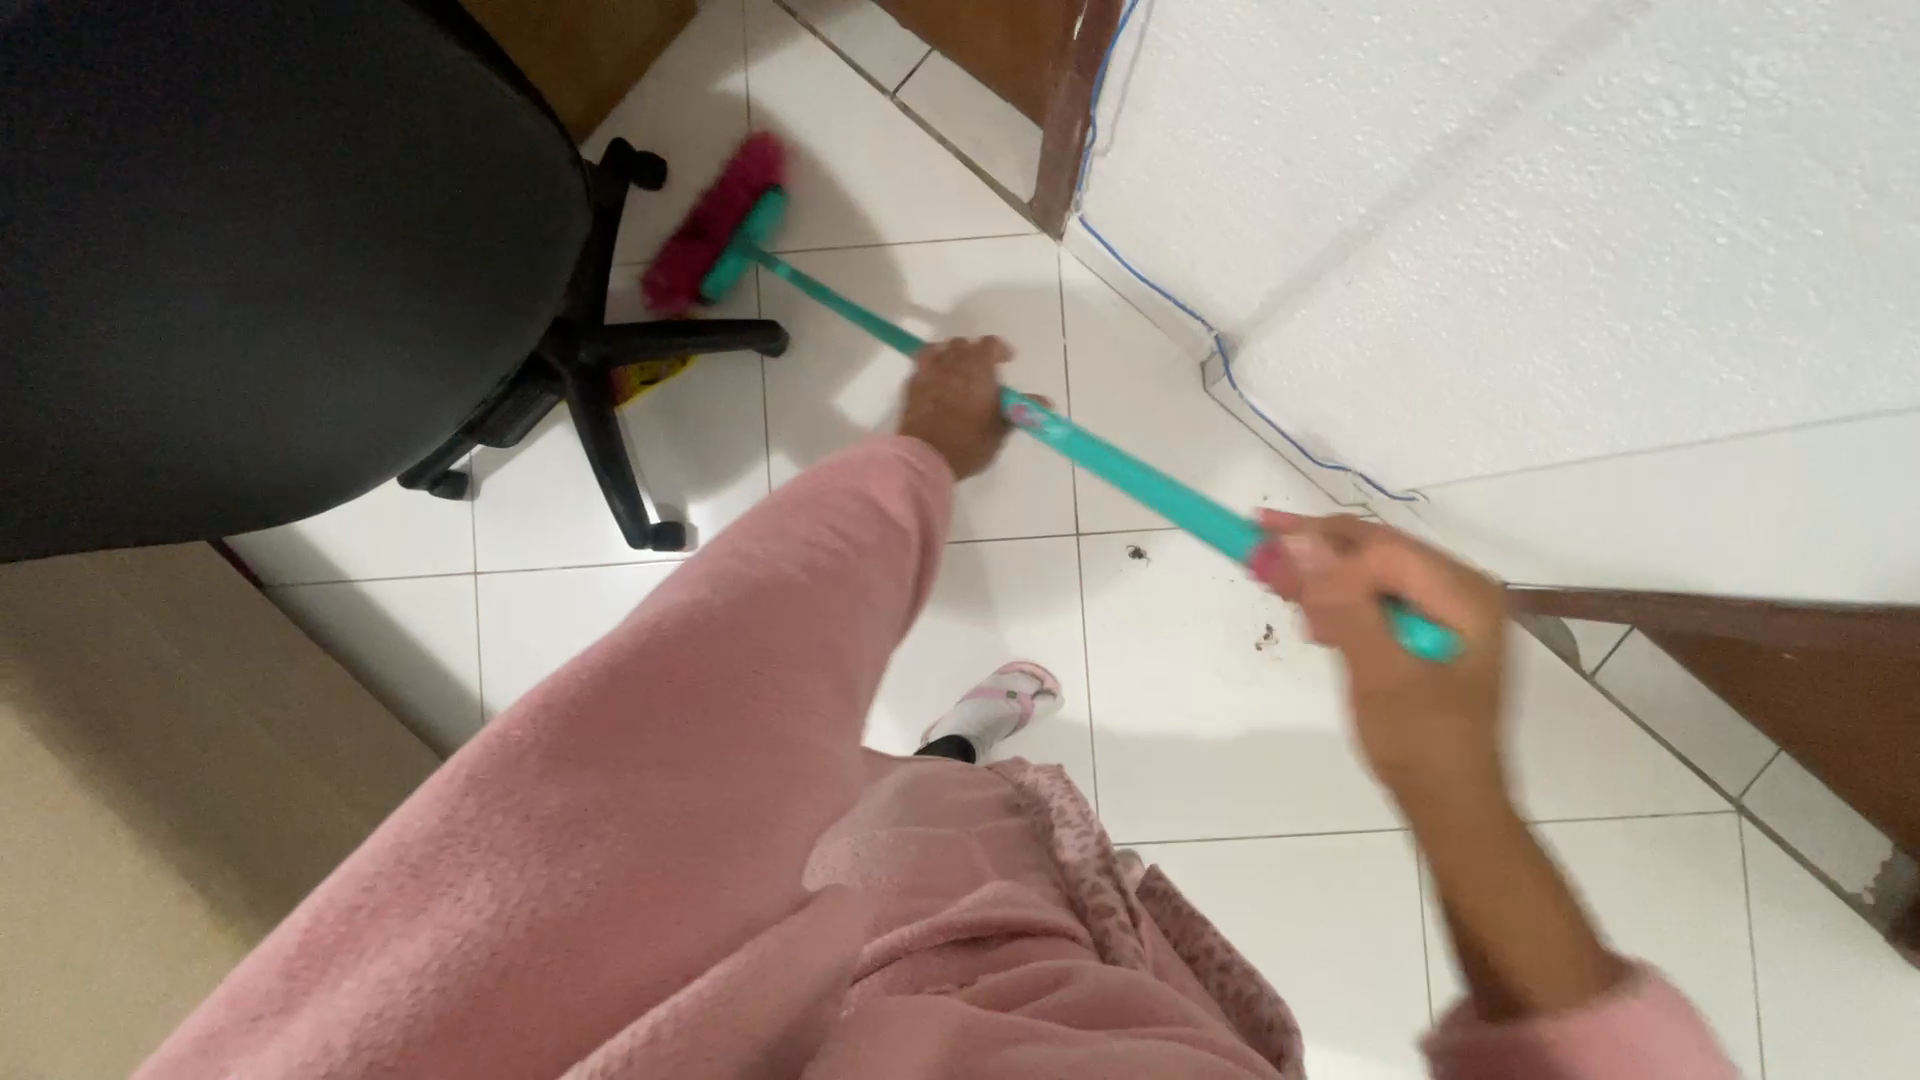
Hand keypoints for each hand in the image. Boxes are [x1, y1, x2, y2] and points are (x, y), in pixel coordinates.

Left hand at [897, 337, 1013, 479]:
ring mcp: (927, 372)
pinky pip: (922, 367)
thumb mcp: (1000, 429)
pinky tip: (936, 385)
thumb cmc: (969, 443)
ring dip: (950, 356)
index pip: (990, 344)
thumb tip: (1047, 402)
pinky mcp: (910, 387)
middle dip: (974, 353)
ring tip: (955, 372)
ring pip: (938, 350)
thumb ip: (1020, 411)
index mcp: (977, 367)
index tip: (1008, 360)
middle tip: (983, 371)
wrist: (925, 457)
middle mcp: (951, 362)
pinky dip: (931, 370)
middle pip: (963, 344)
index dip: (1000, 350)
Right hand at [1254, 512, 1510, 812]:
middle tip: (1252, 547)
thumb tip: (1299, 540)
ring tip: (1270, 576)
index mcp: (1464, 596)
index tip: (1259, 551)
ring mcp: (1443, 608)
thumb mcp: (1379, 673)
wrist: (1448, 801)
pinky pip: (1369, 594)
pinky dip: (1332, 598)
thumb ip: (1343, 604)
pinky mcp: (1422, 627)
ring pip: (1365, 568)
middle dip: (1311, 549)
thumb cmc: (1420, 743)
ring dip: (1316, 572)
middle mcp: (1459, 589)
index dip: (1318, 546)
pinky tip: (1307, 612)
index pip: (1379, 549)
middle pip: (1372, 549)